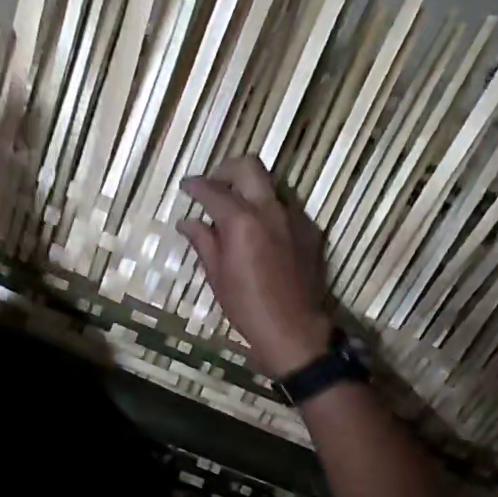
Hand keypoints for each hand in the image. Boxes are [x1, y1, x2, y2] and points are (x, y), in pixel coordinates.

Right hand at [177, 158, 333, 376]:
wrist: (294, 330)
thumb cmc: (248, 308)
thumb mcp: (217, 276)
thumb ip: (204, 241)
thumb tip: (189, 221)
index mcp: (241, 221)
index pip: (212, 190)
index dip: (195, 186)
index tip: (186, 188)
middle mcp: (270, 210)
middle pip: (248, 166)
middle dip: (226, 170)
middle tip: (214, 187)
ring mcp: (295, 218)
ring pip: (270, 188)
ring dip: (251, 193)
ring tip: (239, 215)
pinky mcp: (311, 232)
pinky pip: (287, 211)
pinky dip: (270, 215)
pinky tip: (263, 237)